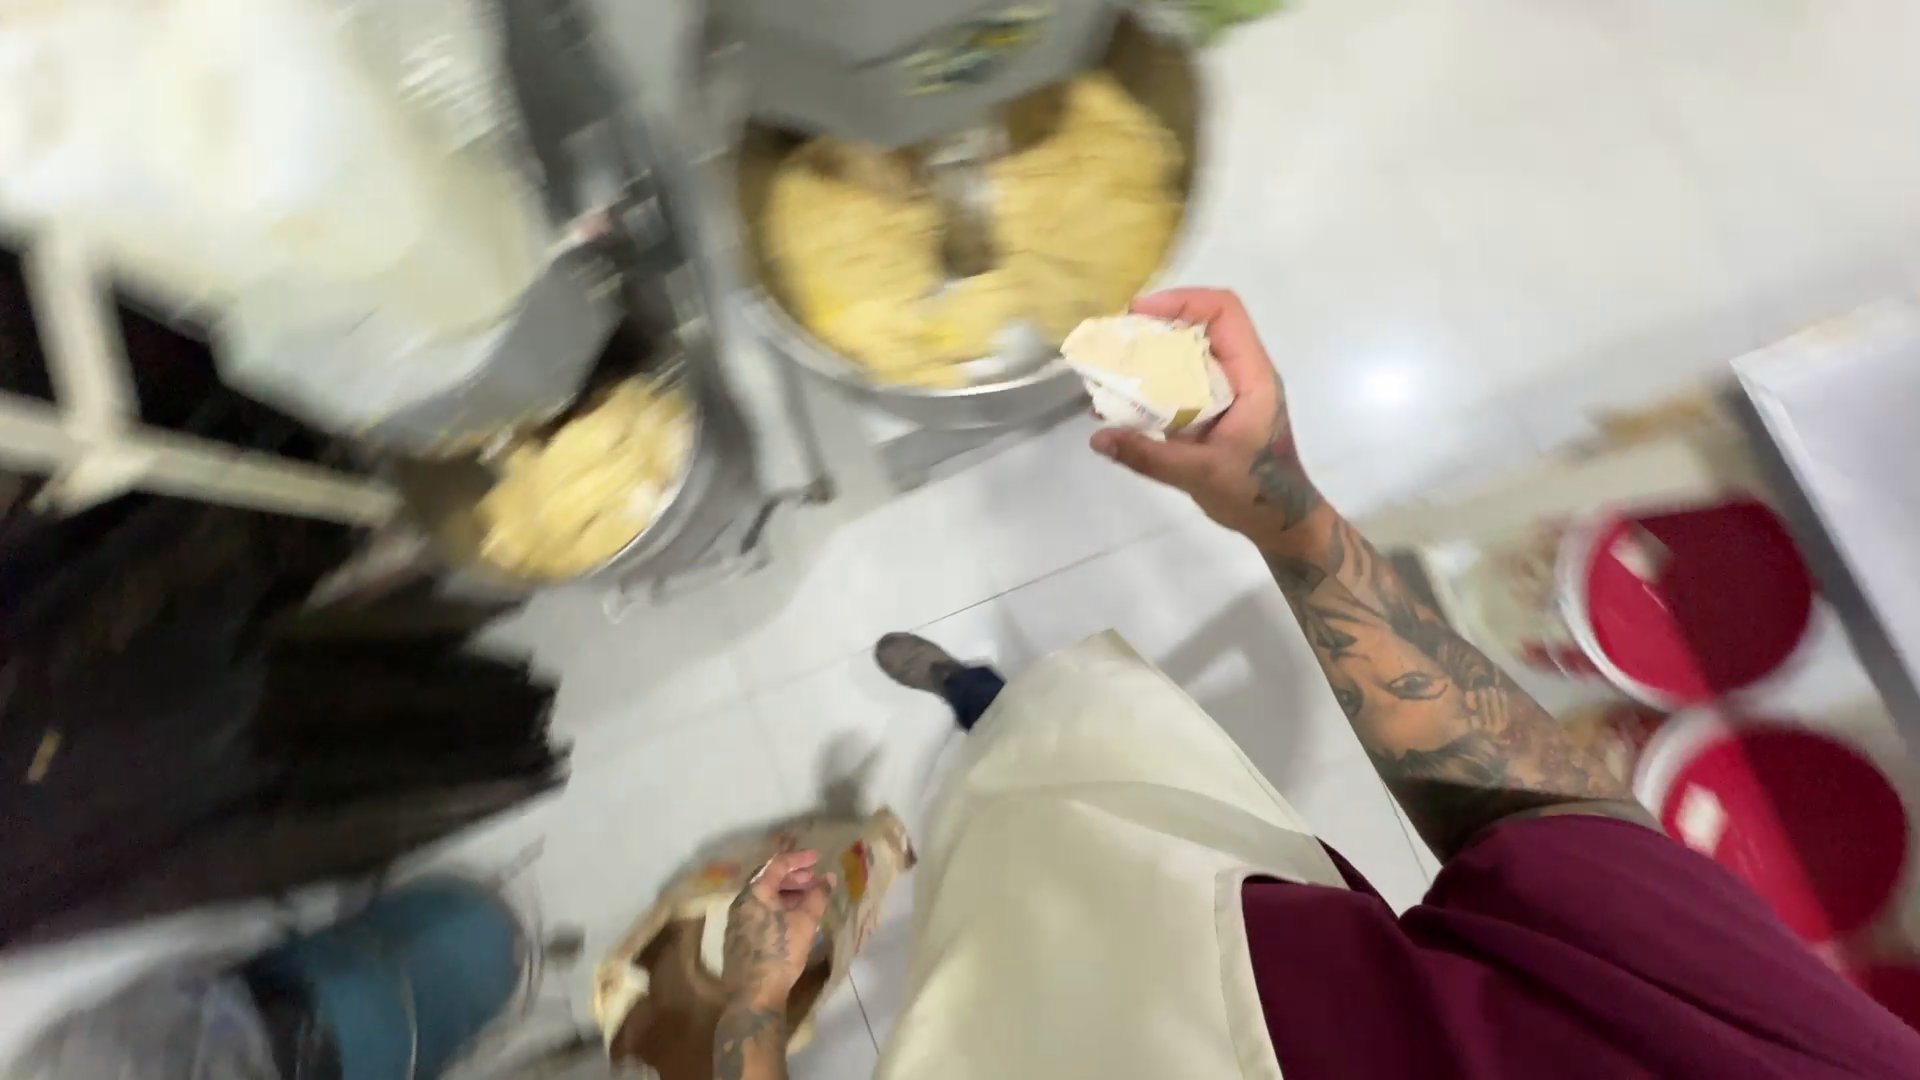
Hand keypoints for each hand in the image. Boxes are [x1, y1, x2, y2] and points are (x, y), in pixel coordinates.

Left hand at [721, 850, 835, 1011]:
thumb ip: (818, 895)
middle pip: (768, 879)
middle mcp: (741, 902)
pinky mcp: (738, 938)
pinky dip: (777, 907)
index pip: (778, 864)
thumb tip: (829, 878)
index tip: (818, 858)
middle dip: (793, 877)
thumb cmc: (780, 953)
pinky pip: (759, 911)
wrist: (754, 997)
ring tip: (807, 899)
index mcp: (755, 892)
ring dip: (786, 893)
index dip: (799, 859)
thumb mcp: (805, 922)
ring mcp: (737, 921)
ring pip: (764, 896)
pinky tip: (792, 917)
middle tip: (813, 879)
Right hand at [1089, 289, 1320, 545]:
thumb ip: (1149, 456)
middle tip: (1114, 343)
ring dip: (1148, 359)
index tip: (1138, 314)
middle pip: (1200, 328)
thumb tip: (1099, 437)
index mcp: (1252, 376)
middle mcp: (1240, 375)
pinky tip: (1119, 405)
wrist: (1279, 522)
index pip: (1224, 313)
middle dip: (1155, 328)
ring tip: (1110, 371)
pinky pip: (1179, 386)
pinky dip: (1149, 388)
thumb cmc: (1255, 493)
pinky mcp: (1211, 412)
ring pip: (1187, 357)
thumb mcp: (1200, 474)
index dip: (1183, 301)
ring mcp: (1226, 393)